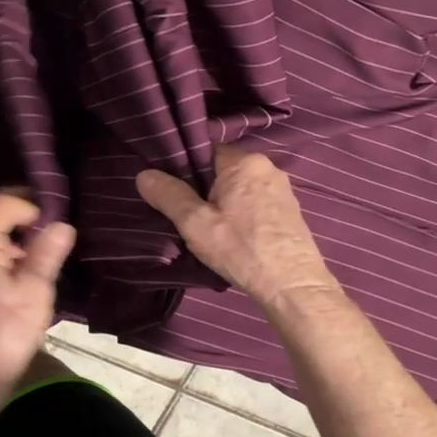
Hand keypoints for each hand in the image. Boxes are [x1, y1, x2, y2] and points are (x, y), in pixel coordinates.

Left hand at [0, 190, 76, 385]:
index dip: (27, 203)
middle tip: (49, 212)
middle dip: (17, 206)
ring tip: (42, 232)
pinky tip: (26, 255)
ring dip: (11, 224)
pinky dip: (4, 241)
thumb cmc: (10, 327)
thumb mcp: (35, 289)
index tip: (53, 214)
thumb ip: (47, 253)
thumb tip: (63, 223)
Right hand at [135, 146, 338, 308]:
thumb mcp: (194, 222)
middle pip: (219, 169)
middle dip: (199, 187)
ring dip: (218, 202)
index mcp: (245, 162)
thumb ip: (168, 194)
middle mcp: (267, 167)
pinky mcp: (288, 211)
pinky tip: (229, 234)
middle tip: (181, 212)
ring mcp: (282, 189)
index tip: (167, 189)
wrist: (293, 286)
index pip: (203, 150)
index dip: (181, 168)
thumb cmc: (240, 248)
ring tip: (204, 226)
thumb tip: (144, 174)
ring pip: (236, 187)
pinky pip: (251, 201)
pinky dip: (236, 212)